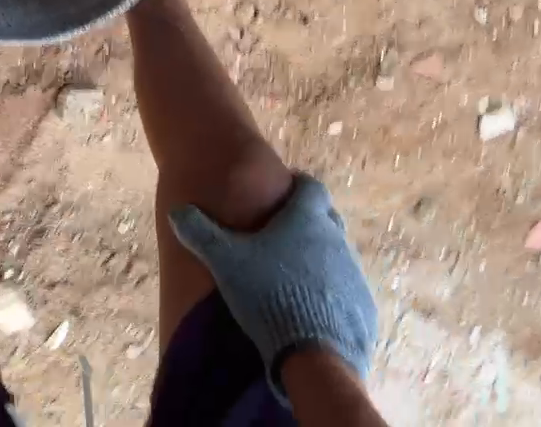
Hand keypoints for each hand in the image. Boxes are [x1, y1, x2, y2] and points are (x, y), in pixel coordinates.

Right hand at [168, 176, 377, 407]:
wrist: (314, 355)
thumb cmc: (269, 293)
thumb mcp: (224, 260)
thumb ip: (199, 232)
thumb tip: (177, 211)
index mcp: (306, 220)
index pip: (311, 187)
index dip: (298, 185)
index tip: (285, 189)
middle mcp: (335, 241)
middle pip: (326, 220)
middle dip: (307, 222)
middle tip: (281, 234)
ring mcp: (353, 275)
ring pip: (336, 255)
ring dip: (317, 257)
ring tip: (291, 273)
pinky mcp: (363, 308)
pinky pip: (345, 289)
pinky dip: (329, 291)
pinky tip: (309, 307)